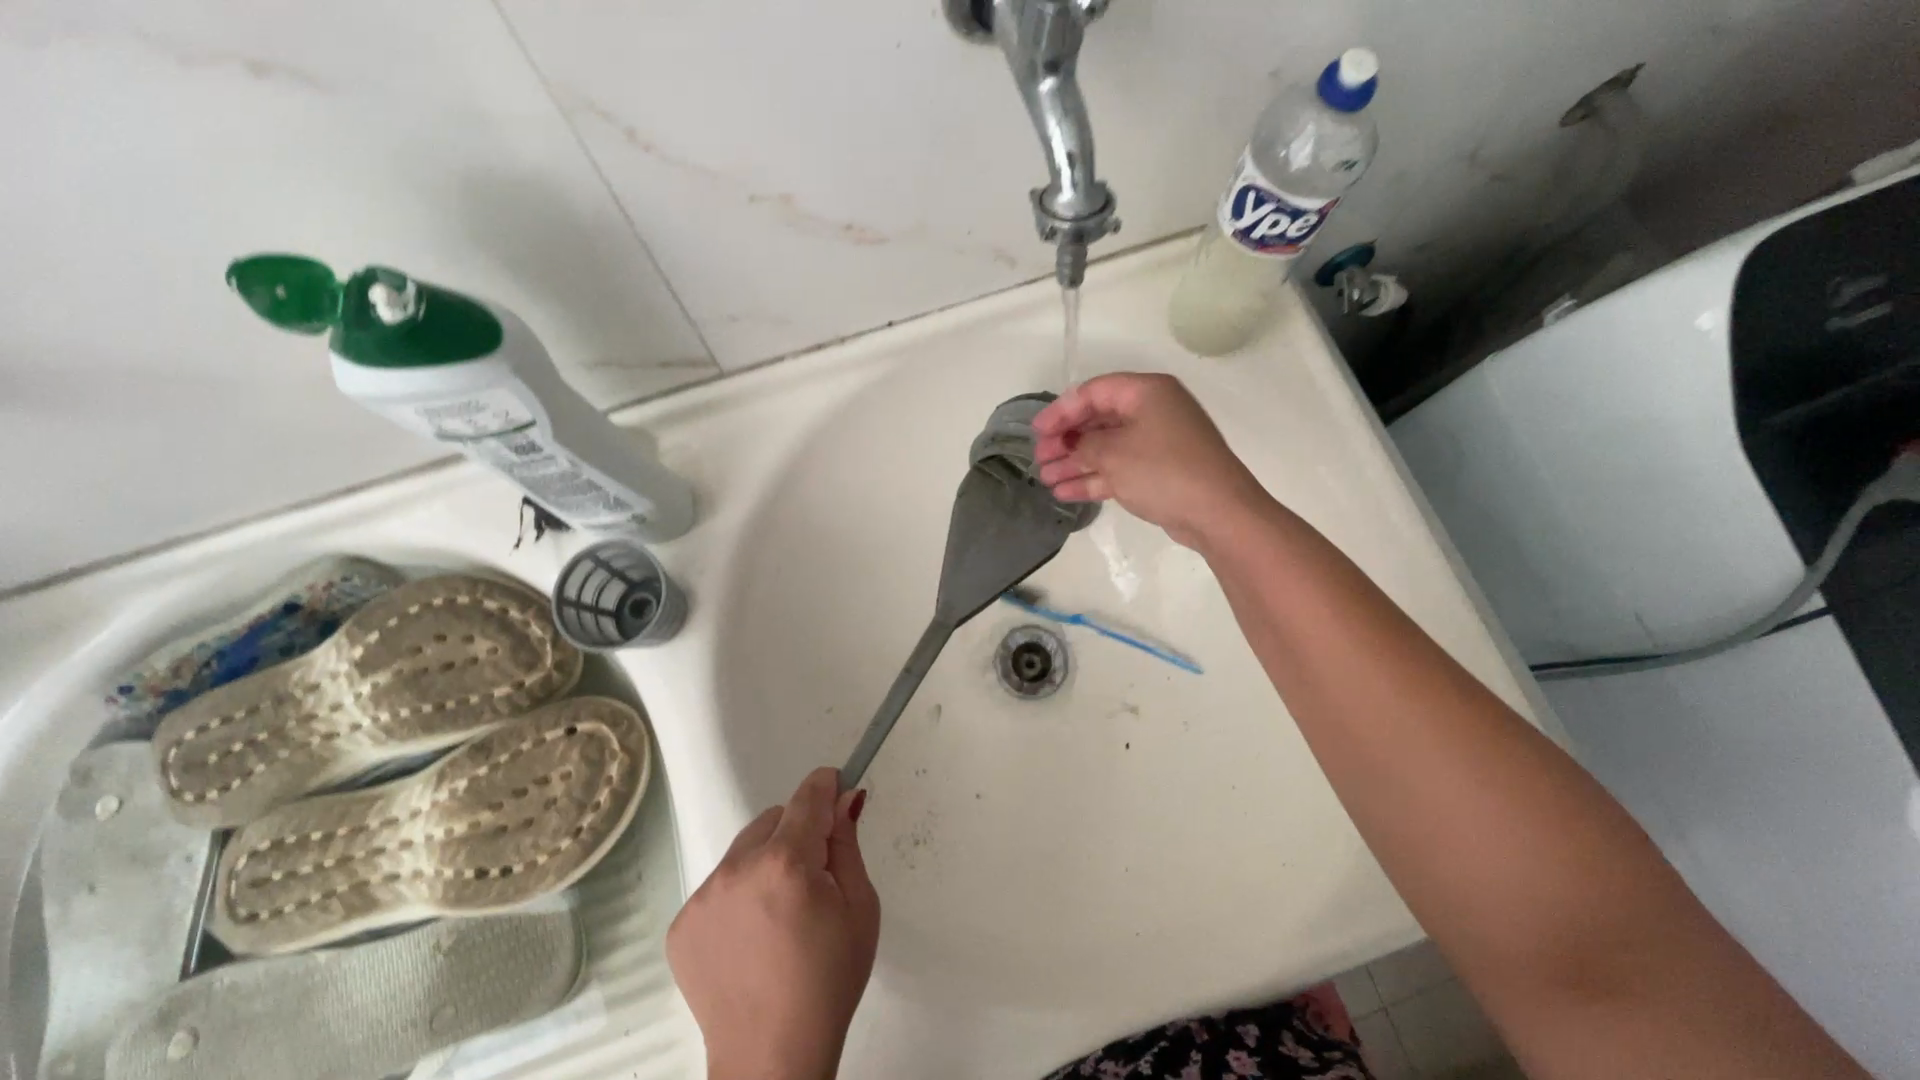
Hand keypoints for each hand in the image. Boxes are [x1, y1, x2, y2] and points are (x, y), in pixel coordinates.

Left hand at [666, 768, 879, 1079]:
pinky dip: (737, 899)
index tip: (836, 786)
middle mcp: (737, 869)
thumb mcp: (860, 908)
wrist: (772, 1055)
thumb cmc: (830, 982)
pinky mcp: (681, 926)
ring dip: (764, 865)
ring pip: (742, 854)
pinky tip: (751, 939)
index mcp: (786, 863)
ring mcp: (702, 898)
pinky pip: (717, 889)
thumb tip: (845, 800)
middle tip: (813, 877)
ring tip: (779, 918)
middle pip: (772, 821)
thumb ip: (847, 846)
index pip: (807, 798)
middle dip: (796, 834)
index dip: (825, 786)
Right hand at [1033, 373, 1268, 549]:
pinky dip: (1093, 479)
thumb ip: (1084, 444)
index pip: (1093, 392)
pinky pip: (1118, 469)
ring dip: (1075, 463)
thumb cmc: (1164, 471)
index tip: (1037, 432)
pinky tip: (1065, 493)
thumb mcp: (1114, 453)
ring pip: (1106, 448)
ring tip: (1045, 479)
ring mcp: (1157, 443)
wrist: (1218, 513)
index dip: (1061, 410)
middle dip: (1066, 440)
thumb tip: (1073, 445)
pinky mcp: (1159, 472)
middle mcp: (1152, 411)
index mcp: (1146, 392)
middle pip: (1099, 420)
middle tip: (1039, 458)